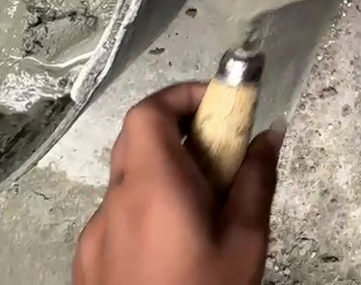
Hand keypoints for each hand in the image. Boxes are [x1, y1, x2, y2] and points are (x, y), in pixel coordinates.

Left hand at [74, 82, 282, 284]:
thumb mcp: (245, 241)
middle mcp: (113, 205)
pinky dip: (153, 205)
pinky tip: (181, 242)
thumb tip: (271, 134)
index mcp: (150, 188)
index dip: (184, 94)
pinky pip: (122, 215)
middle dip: (183, 126)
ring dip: (170, 169)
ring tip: (211, 203)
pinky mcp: (88, 268)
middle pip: (138, 137)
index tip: (223, 105)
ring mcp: (94, 239)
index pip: (149, 112)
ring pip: (131, 178)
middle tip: (223, 146)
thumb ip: (258, 180)